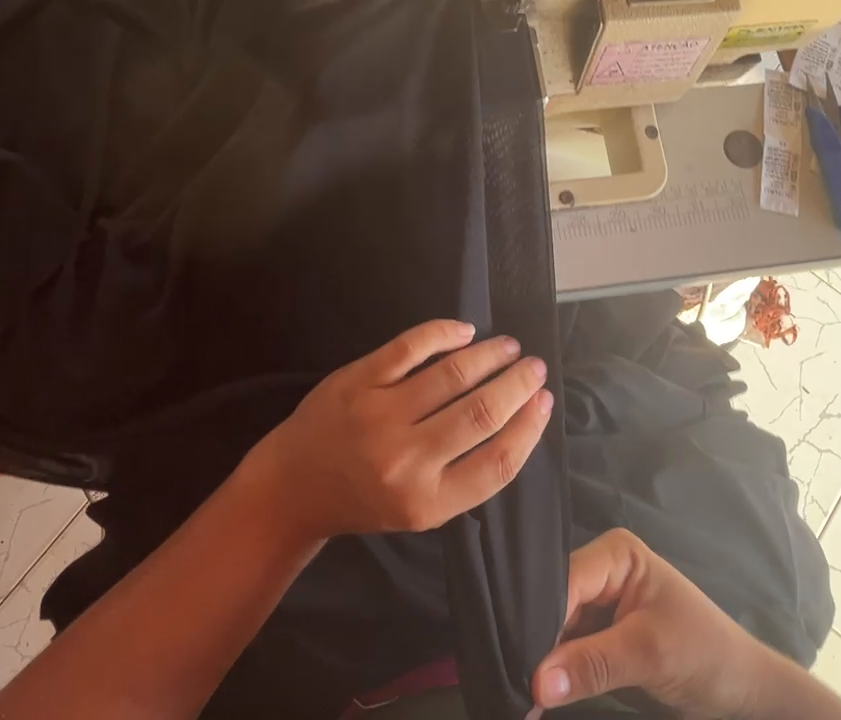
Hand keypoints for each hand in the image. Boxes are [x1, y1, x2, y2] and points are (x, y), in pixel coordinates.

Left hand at [239, 319, 552, 542]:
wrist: (295, 486)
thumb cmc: (364, 498)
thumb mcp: (421, 508)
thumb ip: (465, 474)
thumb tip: (516, 421)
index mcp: (429, 500)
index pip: (497, 462)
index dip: (530, 428)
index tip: (545, 402)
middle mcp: (407, 459)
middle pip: (481, 413)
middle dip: (517, 384)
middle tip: (535, 367)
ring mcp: (380, 416)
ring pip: (452, 375)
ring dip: (490, 356)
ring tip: (509, 347)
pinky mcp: (358, 382)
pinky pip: (410, 347)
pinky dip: (444, 334)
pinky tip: (466, 332)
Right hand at [535, 528, 766, 716]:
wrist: (745, 691)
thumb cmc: (705, 655)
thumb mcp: (649, 655)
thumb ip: (592, 665)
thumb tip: (535, 685)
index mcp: (615, 554)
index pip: (563, 580)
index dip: (538, 619)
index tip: (515, 659)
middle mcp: (601, 570)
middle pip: (553, 601)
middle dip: (535, 640)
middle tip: (511, 677)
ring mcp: (600, 602)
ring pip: (555, 626)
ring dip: (541, 658)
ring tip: (514, 686)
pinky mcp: (600, 633)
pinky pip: (567, 645)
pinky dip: (554, 669)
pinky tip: (531, 691)